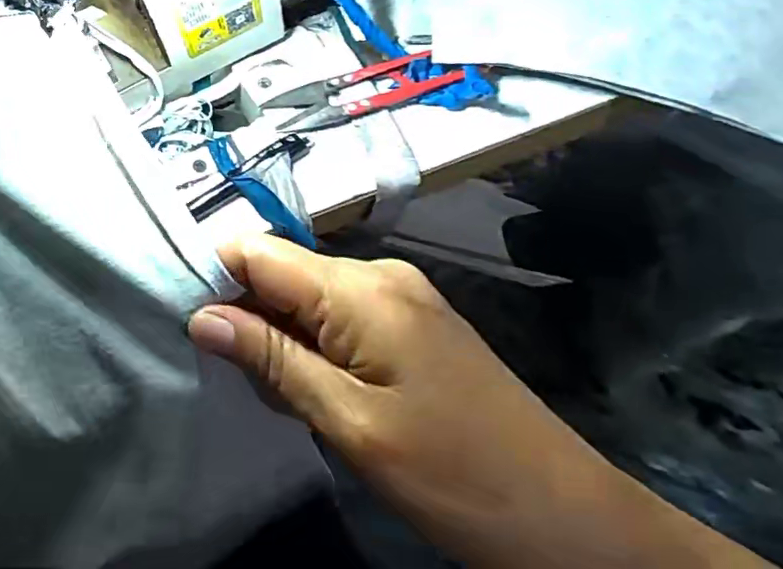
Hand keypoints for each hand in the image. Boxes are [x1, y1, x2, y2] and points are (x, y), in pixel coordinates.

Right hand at [188, 235, 770, 568]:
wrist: (589, 533)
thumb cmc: (461, 477)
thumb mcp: (349, 423)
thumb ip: (269, 359)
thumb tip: (198, 316)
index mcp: (360, 288)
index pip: (254, 250)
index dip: (213, 278)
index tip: (192, 323)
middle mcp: (377, 274)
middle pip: (277, 271)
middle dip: (250, 318)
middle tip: (255, 382)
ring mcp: (399, 295)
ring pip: (302, 295)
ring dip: (282, 338)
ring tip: (296, 399)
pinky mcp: (411, 320)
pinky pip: (335, 312)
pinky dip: (313, 345)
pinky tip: (325, 391)